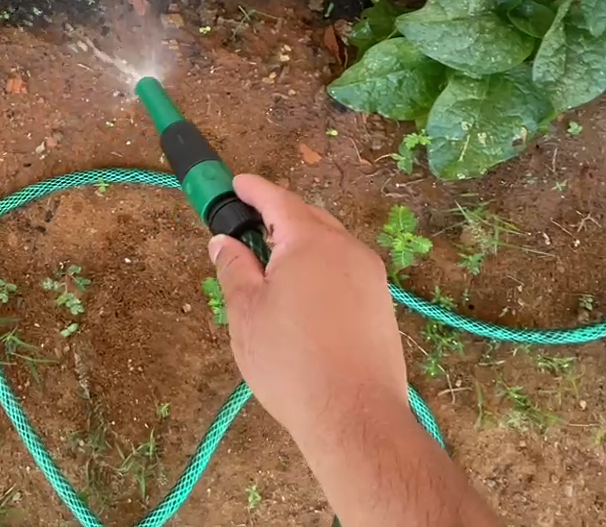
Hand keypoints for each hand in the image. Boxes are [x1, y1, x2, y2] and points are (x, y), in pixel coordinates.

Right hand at [209, 175, 499, 525]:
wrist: (356, 420)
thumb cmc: (291, 360)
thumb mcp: (246, 311)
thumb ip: (233, 267)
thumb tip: (224, 242)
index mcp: (310, 241)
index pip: (277, 199)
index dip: (252, 189)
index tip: (235, 184)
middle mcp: (346, 248)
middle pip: (307, 217)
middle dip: (276, 215)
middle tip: (246, 227)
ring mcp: (370, 277)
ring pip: (329, 242)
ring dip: (299, 242)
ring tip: (271, 266)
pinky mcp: (382, 305)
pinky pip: (344, 268)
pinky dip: (318, 265)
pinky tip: (301, 295)